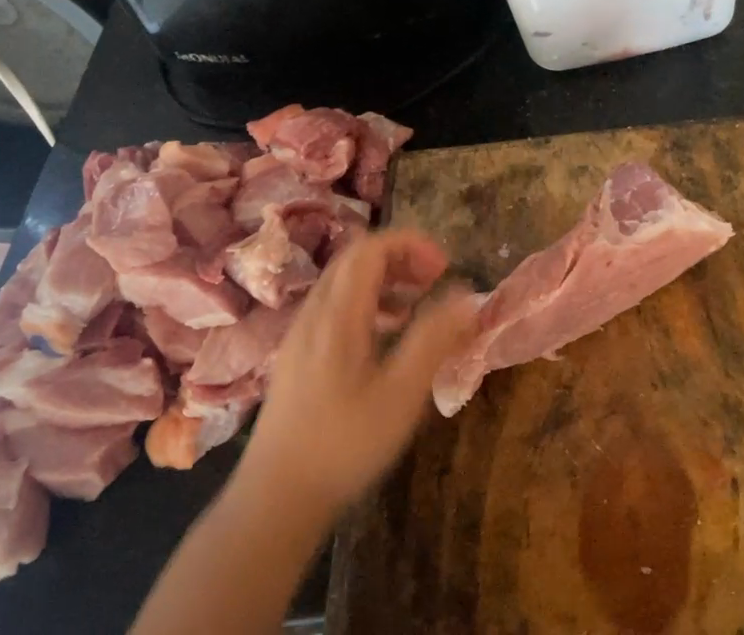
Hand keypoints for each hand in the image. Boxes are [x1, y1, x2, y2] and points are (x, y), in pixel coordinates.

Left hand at [237, 230, 477, 519]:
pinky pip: (332, 311)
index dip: (410, 245)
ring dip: (383, 283)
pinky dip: (365, 306)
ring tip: (415, 308)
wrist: (275, 498)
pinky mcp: (295, 361)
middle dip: (399, 259)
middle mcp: (313, 316)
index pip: (370, 250)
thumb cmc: (344, 445)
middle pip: (353, 261)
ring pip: (341, 286)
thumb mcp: (401, 395)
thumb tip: (468, 297)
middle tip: (435, 280)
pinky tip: (384, 341)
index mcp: (338, 316)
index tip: (444, 266)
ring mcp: (299, 338)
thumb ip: (435, 341)